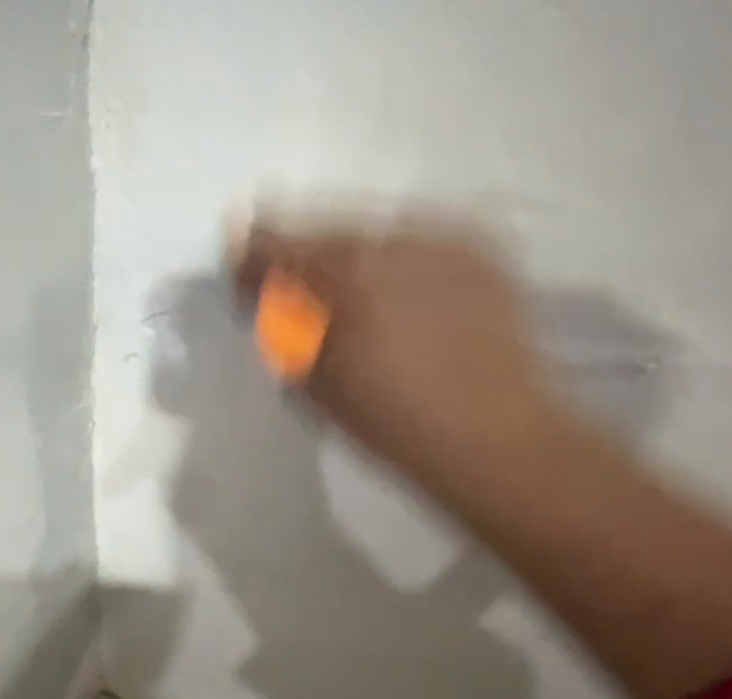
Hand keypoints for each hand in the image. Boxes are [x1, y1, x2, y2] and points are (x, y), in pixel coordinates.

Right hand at [231, 213, 564, 481]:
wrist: (493, 436)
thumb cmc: (390, 421)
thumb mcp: (315, 381)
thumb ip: (283, 325)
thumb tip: (263, 290)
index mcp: (345, 274)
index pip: (279, 243)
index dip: (253, 248)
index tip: (237, 259)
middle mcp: (392, 240)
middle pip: (329, 229)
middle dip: (305, 251)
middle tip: (292, 280)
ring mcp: (442, 240)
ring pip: (376, 233)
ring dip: (353, 255)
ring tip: (349, 292)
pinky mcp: (480, 251)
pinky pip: (420, 242)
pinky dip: (397, 262)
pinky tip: (397, 295)